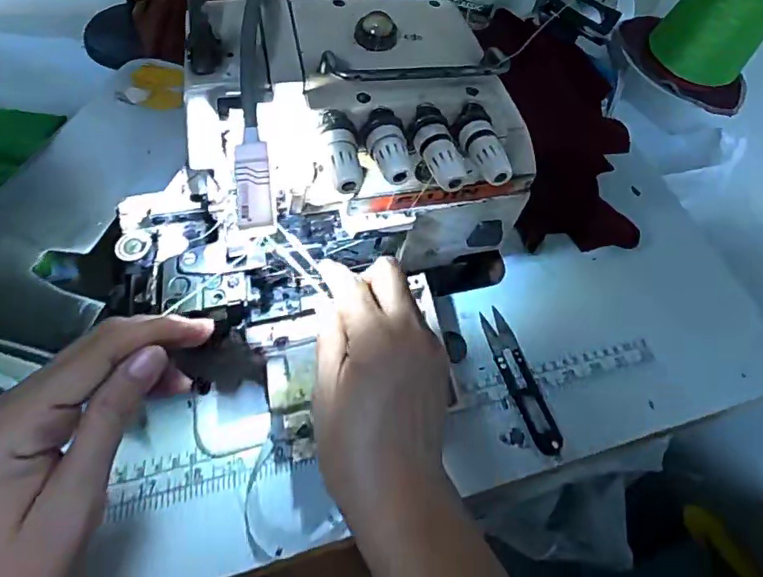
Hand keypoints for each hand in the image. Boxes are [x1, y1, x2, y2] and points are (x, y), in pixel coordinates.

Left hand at [0, 314, 215, 576]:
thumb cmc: (22, 569)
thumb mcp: (74, 500)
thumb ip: (110, 419)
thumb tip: (151, 354)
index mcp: (16, 418)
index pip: (97, 351)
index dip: (153, 331)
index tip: (199, 329)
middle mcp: (12, 402)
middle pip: (93, 346)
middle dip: (151, 336)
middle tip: (199, 339)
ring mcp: (17, 411)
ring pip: (91, 360)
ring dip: (140, 355)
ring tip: (181, 371)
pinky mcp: (28, 424)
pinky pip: (83, 383)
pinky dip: (122, 376)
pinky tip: (149, 385)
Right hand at [313, 258, 451, 518]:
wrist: (402, 491)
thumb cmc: (351, 449)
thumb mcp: (326, 394)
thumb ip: (328, 339)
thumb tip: (327, 303)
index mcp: (375, 336)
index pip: (352, 285)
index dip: (333, 274)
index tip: (322, 271)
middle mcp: (408, 329)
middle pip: (390, 273)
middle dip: (365, 277)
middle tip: (344, 304)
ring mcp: (429, 343)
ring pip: (406, 295)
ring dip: (384, 300)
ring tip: (361, 335)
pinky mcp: (439, 359)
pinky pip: (417, 322)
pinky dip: (398, 323)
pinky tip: (382, 356)